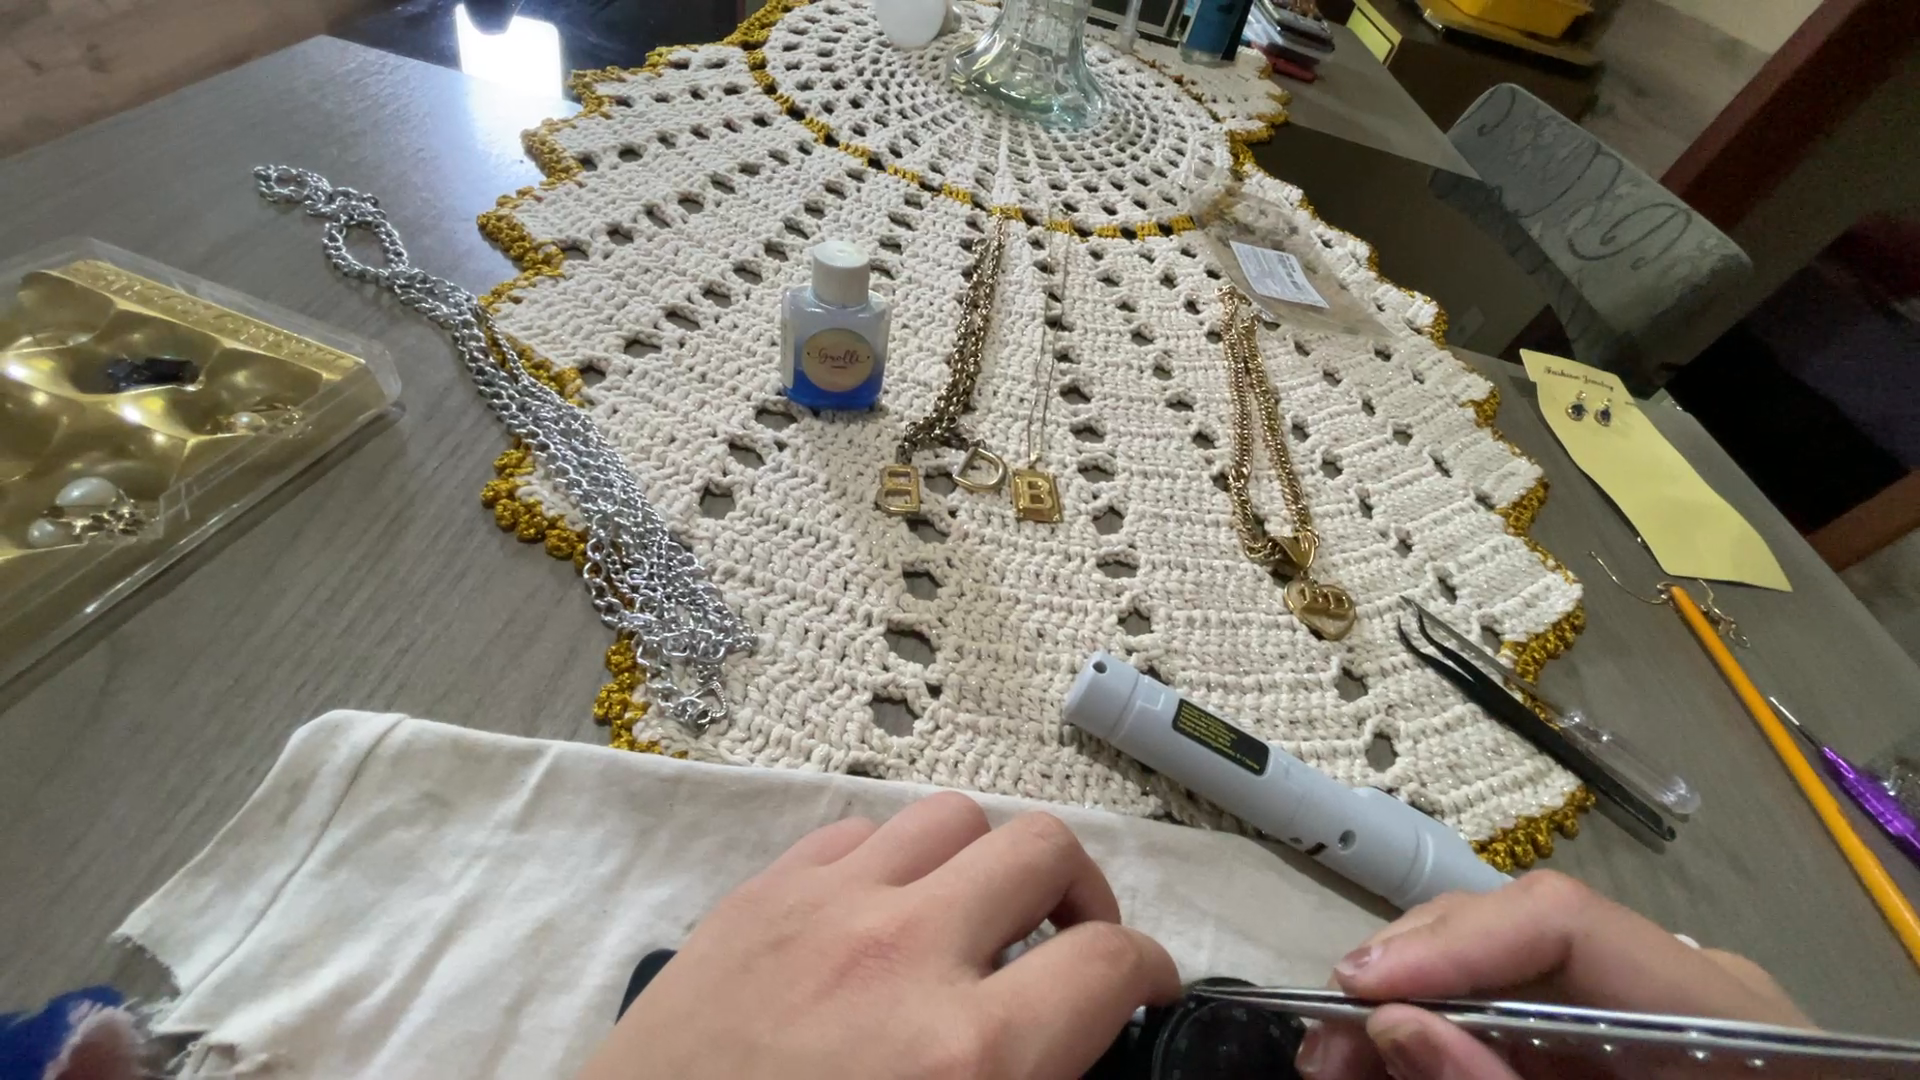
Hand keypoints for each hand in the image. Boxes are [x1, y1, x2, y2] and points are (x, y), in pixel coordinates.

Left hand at [577, 792, 1180, 1079]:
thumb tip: (1065, 1047)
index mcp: (967, 1056)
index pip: (1108, 964)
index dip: (1148, 969)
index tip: (1145, 983)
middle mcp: (906, 952)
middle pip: (1042, 847)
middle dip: (1080, 890)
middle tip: (1069, 938)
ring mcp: (827, 904)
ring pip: (953, 816)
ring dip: (985, 860)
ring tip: (976, 910)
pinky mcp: (764, 890)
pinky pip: (861, 831)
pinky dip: (895, 861)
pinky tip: (880, 909)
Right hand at [1295, 870, 1810, 1078]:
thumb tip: (1390, 1023)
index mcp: (1726, 1019)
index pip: (1562, 920)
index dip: (1449, 940)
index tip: (1361, 987)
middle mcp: (1672, 986)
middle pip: (1504, 930)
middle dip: (1401, 976)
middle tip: (1325, 1036)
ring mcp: (1632, 1003)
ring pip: (1485, 965)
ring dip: (1399, 1005)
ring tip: (1333, 1056)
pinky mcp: (1595, 1031)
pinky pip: (1498, 1009)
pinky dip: (1433, 1031)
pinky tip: (1384, 1059)